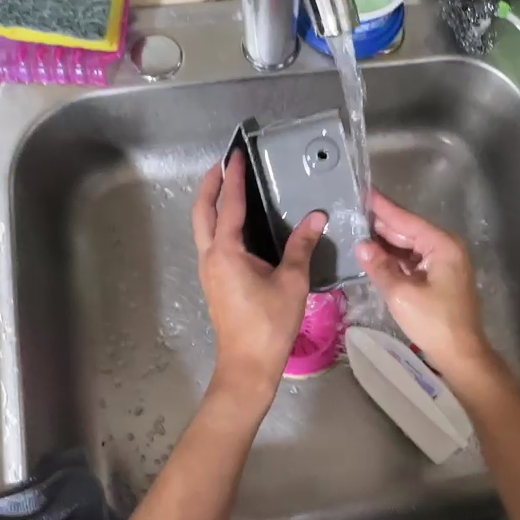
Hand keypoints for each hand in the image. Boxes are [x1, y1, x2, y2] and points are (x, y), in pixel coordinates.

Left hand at [191, 151, 326, 399]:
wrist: (248, 364)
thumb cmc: (270, 324)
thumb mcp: (292, 282)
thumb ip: (302, 246)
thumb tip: (316, 217)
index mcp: (226, 252)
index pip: (228, 205)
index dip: (233, 178)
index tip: (235, 155)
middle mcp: (210, 256)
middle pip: (202, 211)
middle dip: (210, 185)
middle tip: (223, 164)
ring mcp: (209, 270)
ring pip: (202, 227)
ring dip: (211, 203)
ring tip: (227, 186)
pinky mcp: (214, 281)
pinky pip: (210, 241)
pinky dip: (217, 222)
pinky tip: (235, 223)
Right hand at [355, 192, 498, 379]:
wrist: (460, 354)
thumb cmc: (434, 322)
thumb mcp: (401, 293)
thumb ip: (380, 266)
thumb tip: (362, 246)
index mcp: (442, 245)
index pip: (406, 220)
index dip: (383, 208)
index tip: (364, 191)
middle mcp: (445, 248)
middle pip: (408, 231)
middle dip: (382, 224)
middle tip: (353, 210)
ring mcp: (443, 264)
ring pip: (409, 247)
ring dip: (385, 242)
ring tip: (357, 228)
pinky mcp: (438, 278)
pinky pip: (412, 261)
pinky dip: (394, 258)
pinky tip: (373, 254)